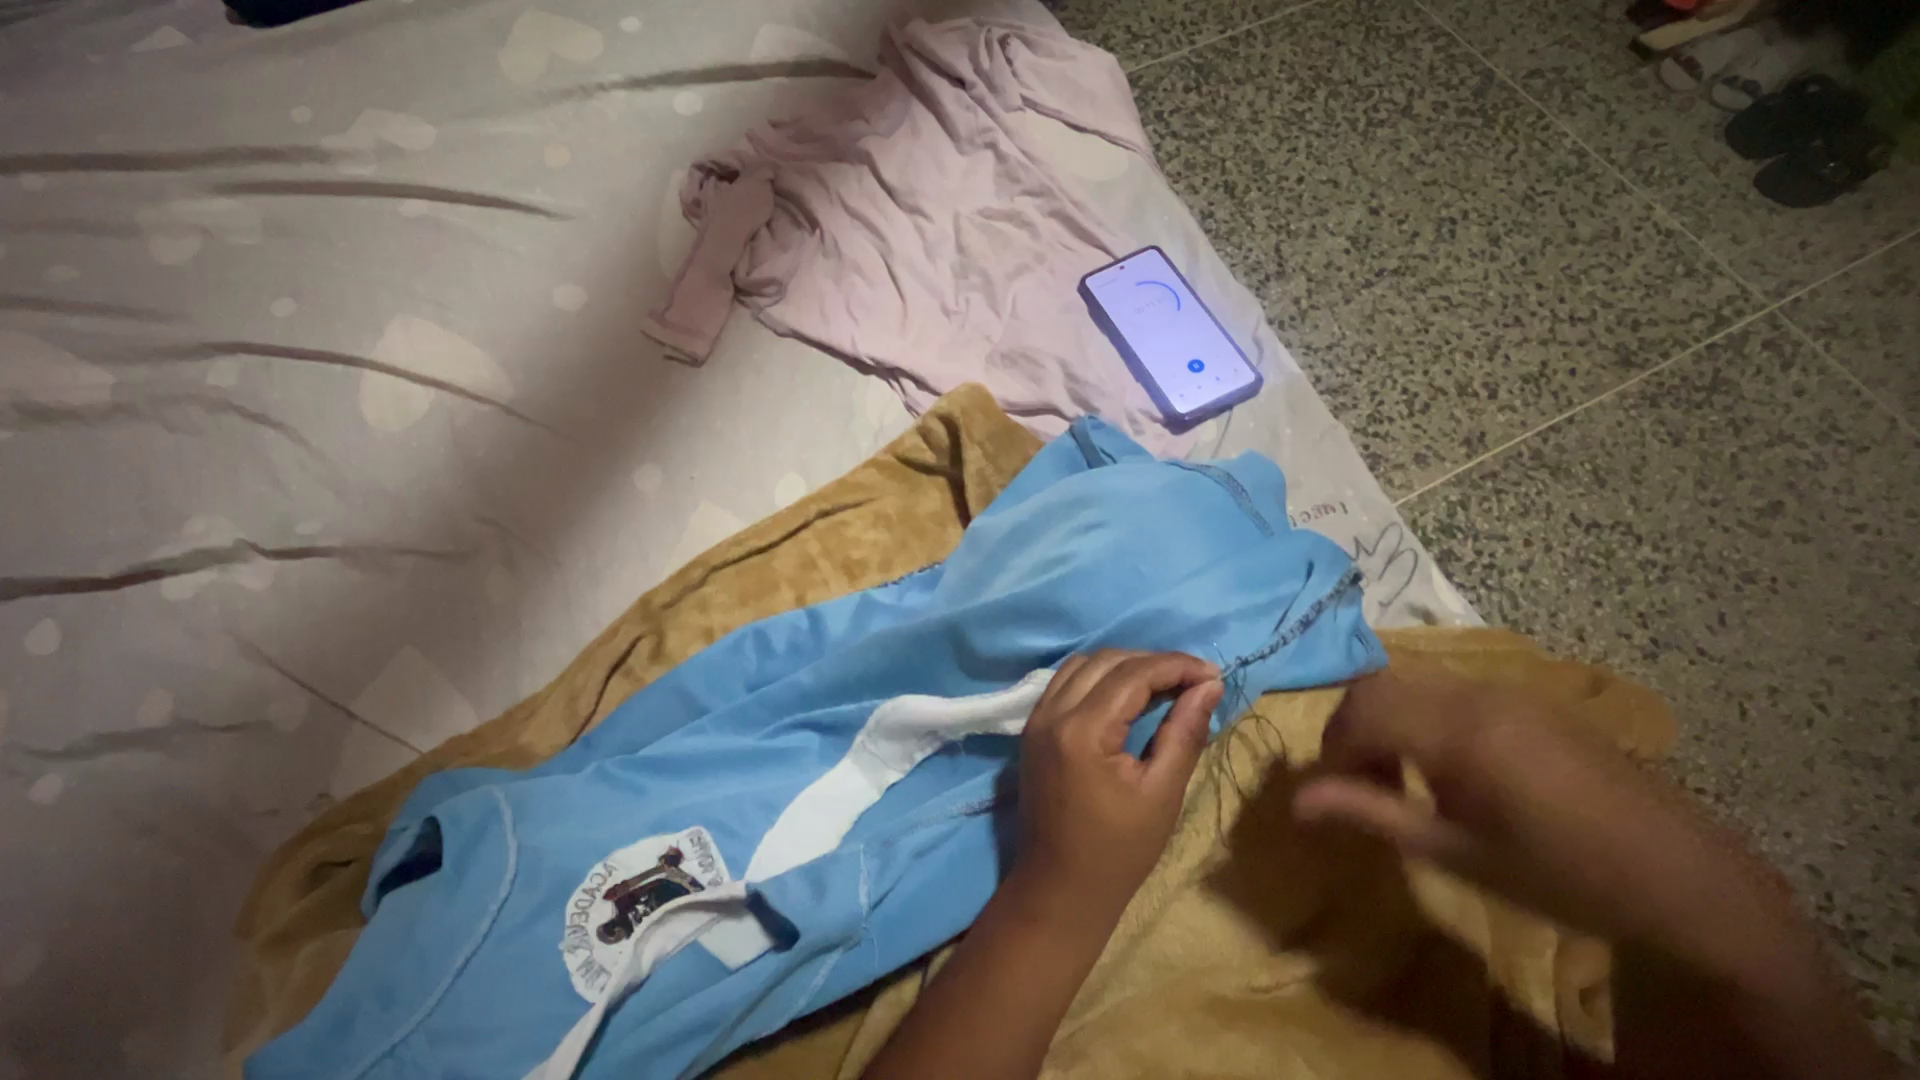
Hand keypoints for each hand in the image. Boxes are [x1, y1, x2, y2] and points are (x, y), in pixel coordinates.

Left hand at [1015, 650, 1223, 923]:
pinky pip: (1065, 683)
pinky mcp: (1032, 730)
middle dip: (1153, 661)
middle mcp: (1052, 714)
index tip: (1213, 674)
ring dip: (1124, 666)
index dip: (1177, 666)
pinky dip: (1098, 678)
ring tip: (1164, 685)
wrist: (1059, 888)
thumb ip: (1185, 732)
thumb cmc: (1118, 851)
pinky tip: (1126, 696)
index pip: (1133, 674)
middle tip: (1194, 681)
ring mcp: (1036, 720)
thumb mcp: (1162, 793)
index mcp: (1083, 731)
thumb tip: (1210, 685)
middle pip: (1106, 661)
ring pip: (1082, 665)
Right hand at [1293, 663, 1898, 1079]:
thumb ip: (1369, 815)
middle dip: (1352, 728)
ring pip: (1412, 681)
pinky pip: (1450, 689)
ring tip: (1401, 777)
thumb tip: (1295, 801)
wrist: (1684, 880)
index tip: (1335, 795)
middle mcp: (1476, 693)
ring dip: (1387, 719)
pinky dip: (1423, 716)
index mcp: (1457, 730)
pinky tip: (1449, 768)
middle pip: (1377, 684)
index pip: (1358, 712)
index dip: (1332, 750)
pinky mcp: (1532, 699)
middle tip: (1360, 783)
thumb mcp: (1453, 852)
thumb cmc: (1560, 876)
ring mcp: (1508, 690)